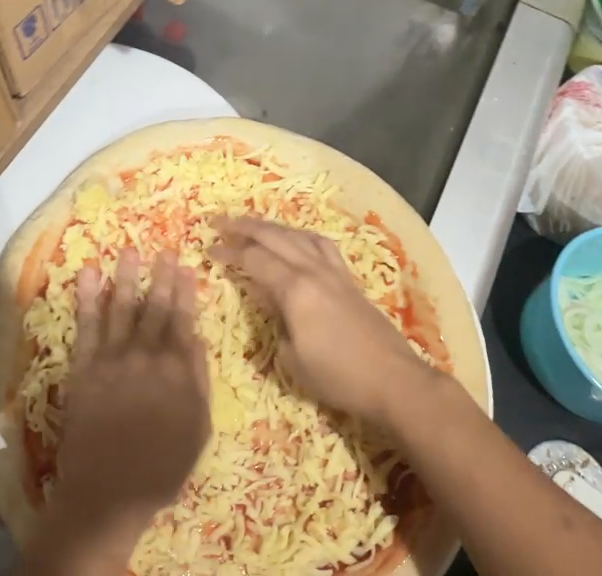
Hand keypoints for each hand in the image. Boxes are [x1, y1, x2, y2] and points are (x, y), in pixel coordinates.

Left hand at [50, 249, 210, 529]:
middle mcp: (146, 355)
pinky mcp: (84, 367)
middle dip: (161, 277)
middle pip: (155, 308)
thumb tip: (197, 338)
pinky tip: (90, 275)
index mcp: (177, 370)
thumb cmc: (161, 468)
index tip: (187, 267)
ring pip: (122, 307)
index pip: (183, 320)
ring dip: (126, 277)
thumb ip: (198, 380)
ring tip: (129, 250)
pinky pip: (86, 324)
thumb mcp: (198, 428)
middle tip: (164, 250)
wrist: (109, 492)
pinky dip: (88, 297)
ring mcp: (113, 358)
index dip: (185, 292)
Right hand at [210, 218, 435, 424]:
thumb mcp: (293, 359)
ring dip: (272, 227)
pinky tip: (296, 240)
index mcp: (294, 290)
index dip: (229, 252)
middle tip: (221, 222)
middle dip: (245, 227)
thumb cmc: (339, 377)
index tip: (208, 249)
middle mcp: (313, 271)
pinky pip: (320, 245)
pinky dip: (301, 236)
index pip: (254, 260)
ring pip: (298, 236)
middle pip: (275, 238)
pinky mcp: (349, 280)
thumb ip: (274, 325)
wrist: (394, 380)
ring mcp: (334, 272)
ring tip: (254, 226)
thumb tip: (269, 305)